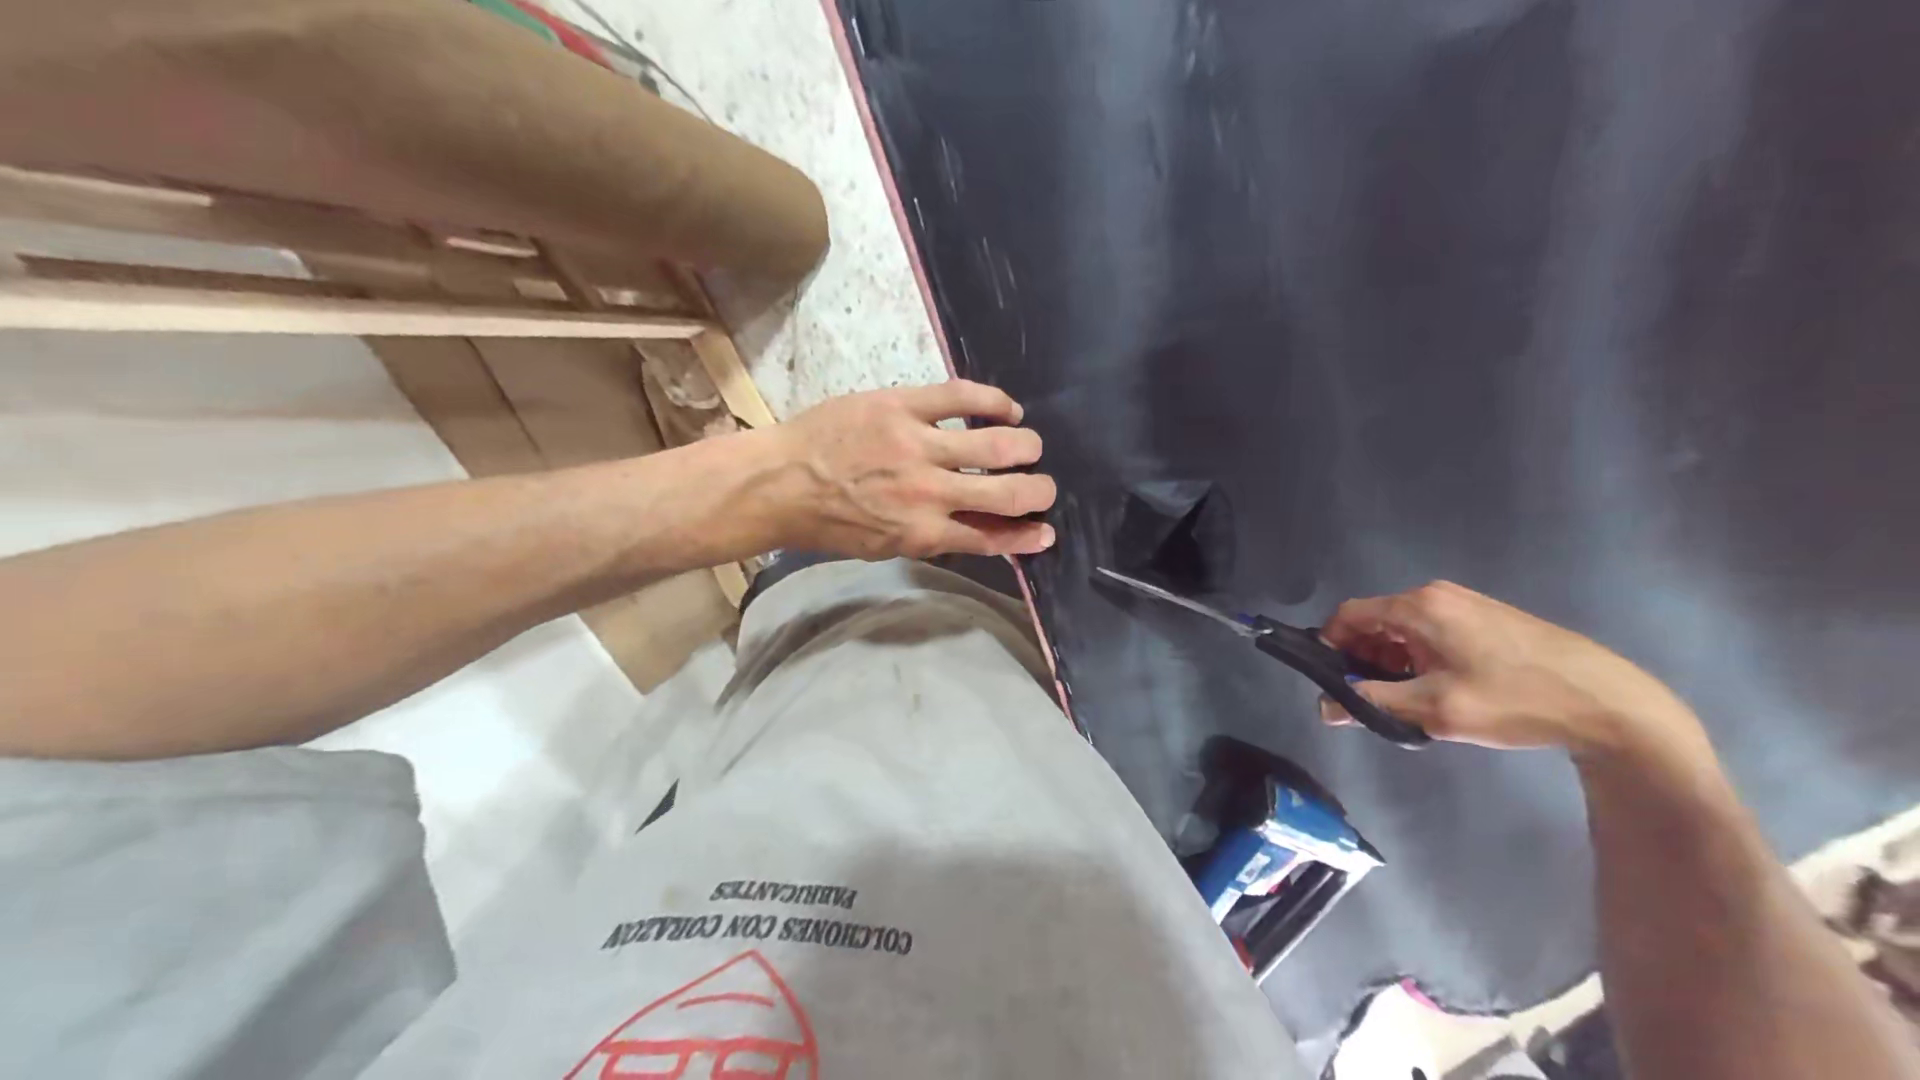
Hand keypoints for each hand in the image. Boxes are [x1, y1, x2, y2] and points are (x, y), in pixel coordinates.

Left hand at [754, 380, 1057, 558]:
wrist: (780, 483)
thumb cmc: (829, 523)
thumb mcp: (884, 546)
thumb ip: (932, 539)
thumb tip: (977, 530)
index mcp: (924, 532)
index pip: (993, 536)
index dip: (1028, 535)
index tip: (1047, 530)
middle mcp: (930, 492)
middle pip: (1008, 491)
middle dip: (1039, 491)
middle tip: (1045, 487)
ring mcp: (918, 445)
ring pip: (996, 444)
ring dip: (1026, 447)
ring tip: (1031, 445)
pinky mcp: (902, 406)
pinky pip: (962, 397)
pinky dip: (994, 401)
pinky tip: (1008, 407)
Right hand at [1319, 581, 1703, 758]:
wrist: (1611, 705)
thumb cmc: (1514, 701)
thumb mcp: (1435, 709)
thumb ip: (1371, 703)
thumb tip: (1324, 707)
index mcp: (1418, 606)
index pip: (1348, 614)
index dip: (1330, 645)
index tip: (1332, 680)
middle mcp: (1437, 595)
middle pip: (1375, 620)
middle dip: (1363, 657)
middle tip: (1373, 696)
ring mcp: (1466, 603)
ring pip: (1404, 628)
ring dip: (1392, 660)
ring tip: (1410, 698)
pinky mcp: (1488, 617)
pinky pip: (1432, 631)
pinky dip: (1420, 656)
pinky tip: (1442, 687)